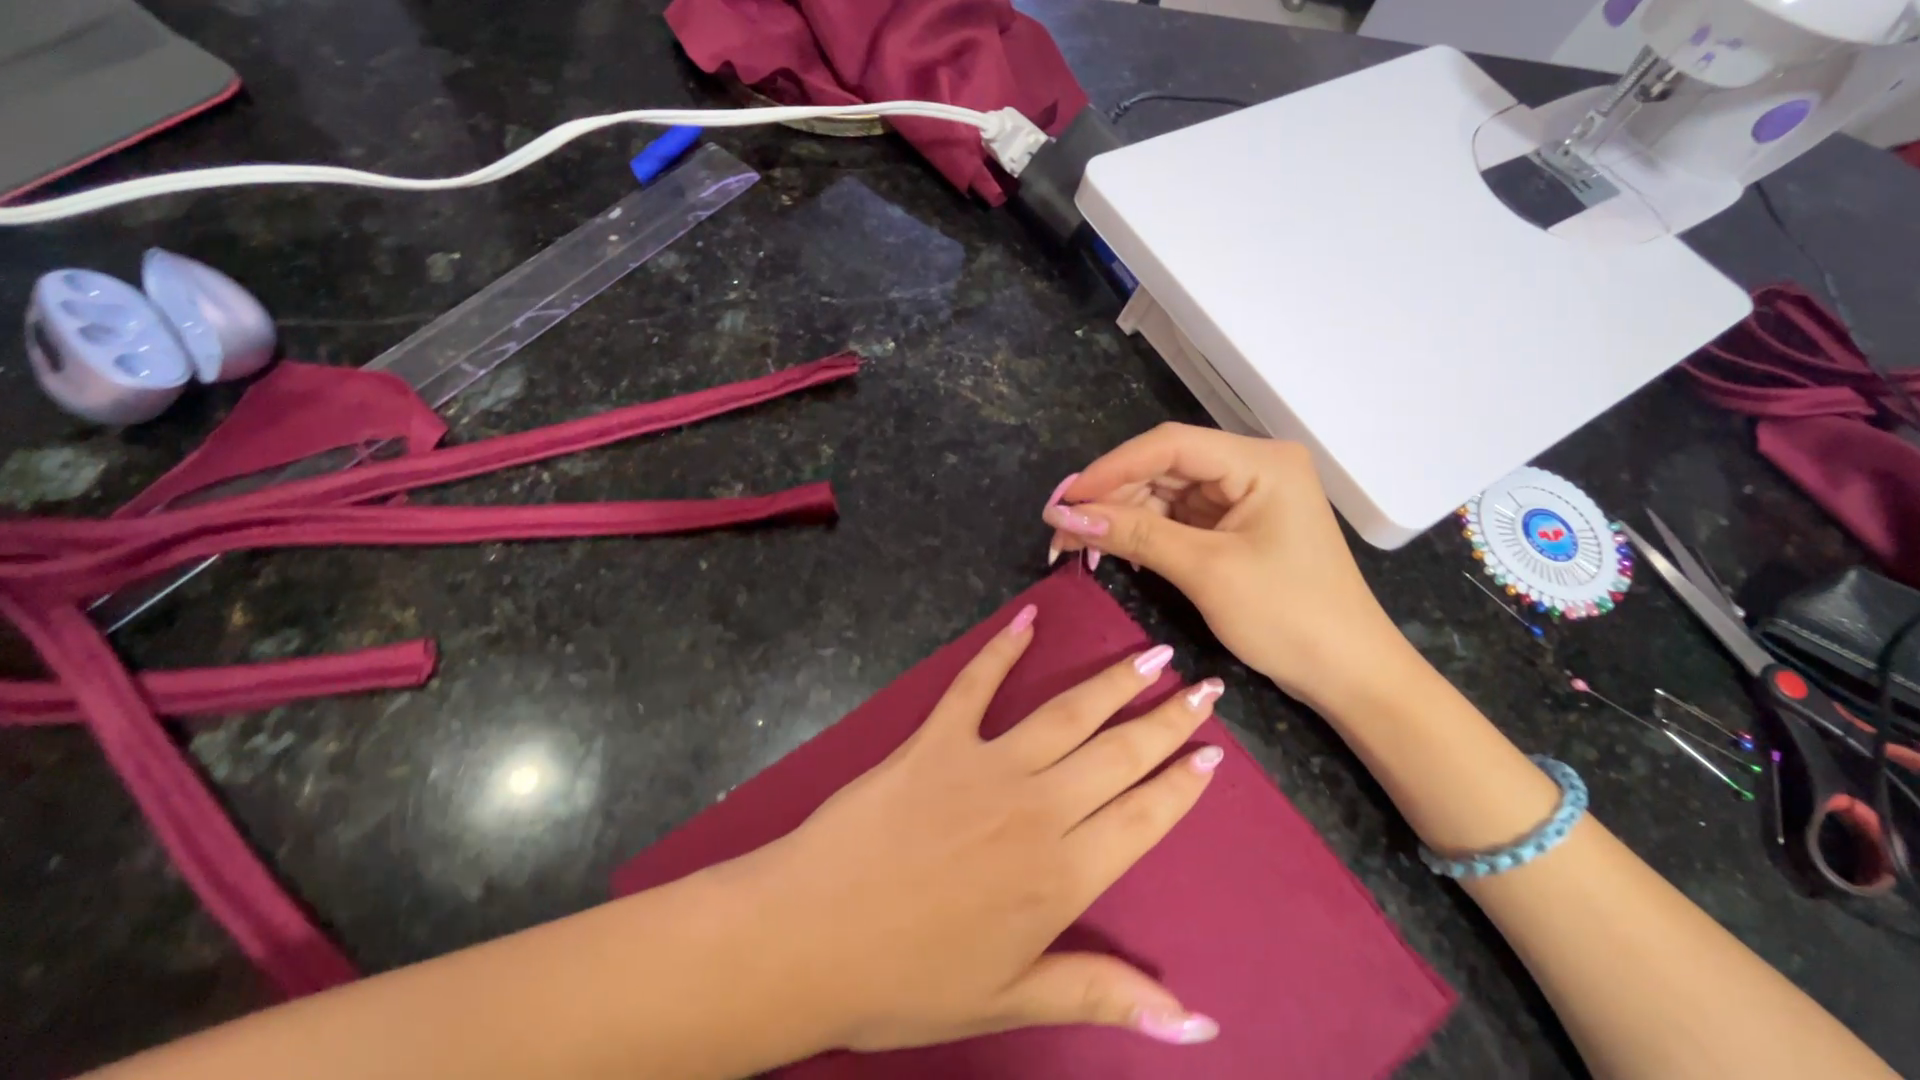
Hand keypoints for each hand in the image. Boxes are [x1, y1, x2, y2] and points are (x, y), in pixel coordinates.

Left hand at [737, 605, 1225, 1053]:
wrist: (807, 939)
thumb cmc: (908, 981)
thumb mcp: (1013, 999)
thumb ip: (1105, 994)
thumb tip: (1199, 1023)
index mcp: (1063, 875)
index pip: (1144, 818)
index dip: (1182, 783)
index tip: (1214, 751)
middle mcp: (1038, 809)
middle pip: (1119, 755)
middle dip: (1168, 719)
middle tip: (1205, 686)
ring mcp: (984, 767)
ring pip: (1067, 715)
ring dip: (1113, 682)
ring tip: (1153, 655)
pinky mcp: (932, 742)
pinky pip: (974, 687)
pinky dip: (1001, 651)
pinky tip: (1027, 621)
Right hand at [1041, 424, 1402, 709]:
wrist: (1349, 673)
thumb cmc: (1288, 616)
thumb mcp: (1206, 571)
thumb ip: (1135, 535)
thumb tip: (1063, 515)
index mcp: (1260, 461)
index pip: (1169, 445)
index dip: (1109, 469)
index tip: (1061, 501)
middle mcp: (1253, 467)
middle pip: (1164, 467)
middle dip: (1112, 498)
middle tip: (1060, 531)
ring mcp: (1247, 498)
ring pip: (1167, 493)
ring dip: (1123, 518)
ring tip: (1078, 546)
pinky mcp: (1239, 527)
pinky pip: (1181, 519)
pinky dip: (1147, 535)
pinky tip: (1116, 552)